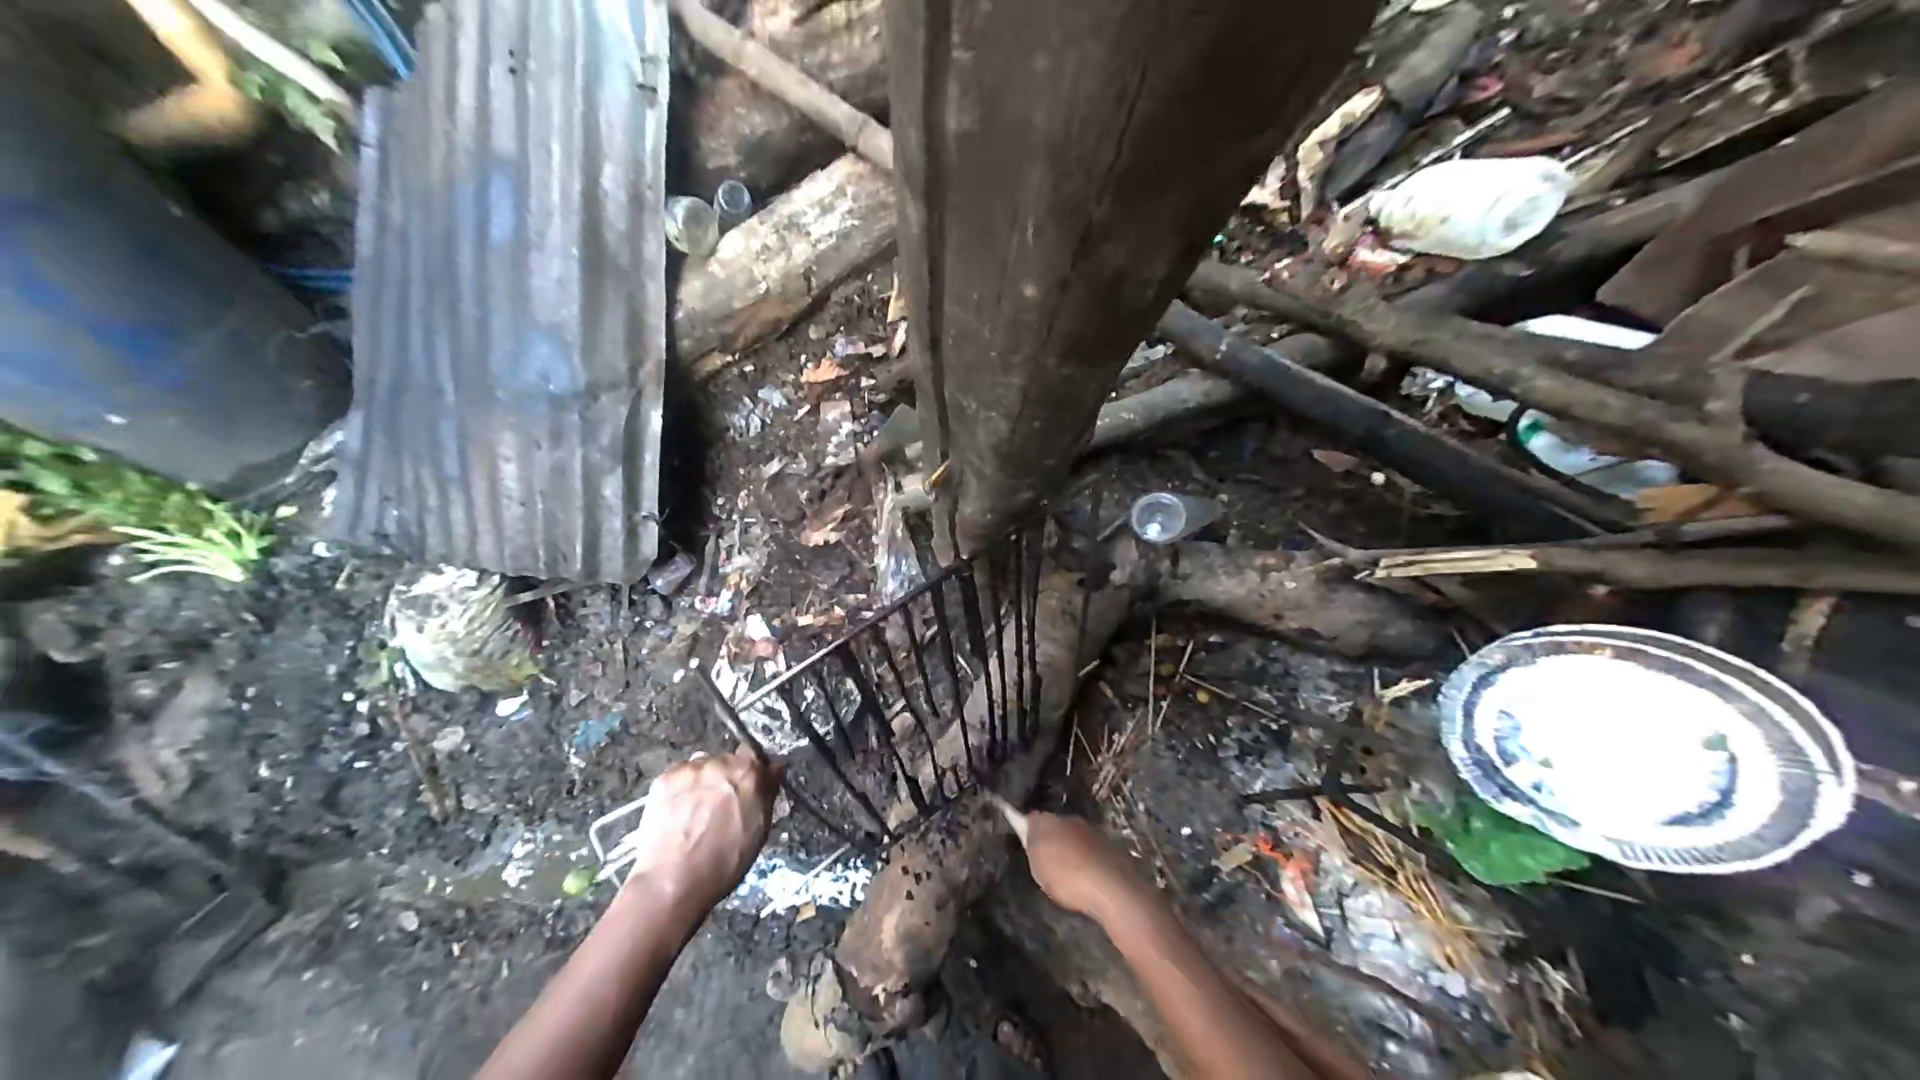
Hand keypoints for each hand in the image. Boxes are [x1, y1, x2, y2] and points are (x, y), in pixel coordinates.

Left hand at [621, 750, 782, 913]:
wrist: (672, 882)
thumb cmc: (725, 863)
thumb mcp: (759, 830)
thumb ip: (767, 794)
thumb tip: (773, 770)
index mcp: (749, 773)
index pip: (754, 755)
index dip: (749, 773)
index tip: (745, 790)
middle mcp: (721, 763)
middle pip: (726, 761)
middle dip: (725, 778)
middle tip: (718, 806)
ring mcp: (690, 769)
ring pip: (701, 766)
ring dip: (702, 781)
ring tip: (694, 811)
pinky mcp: (664, 779)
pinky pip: (678, 776)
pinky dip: (680, 789)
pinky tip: (676, 813)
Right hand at [1021, 811, 1149, 924]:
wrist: (1112, 886)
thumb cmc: (1068, 880)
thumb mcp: (1039, 871)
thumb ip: (1034, 850)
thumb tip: (1032, 836)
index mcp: (1047, 823)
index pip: (1032, 819)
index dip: (1028, 830)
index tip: (1029, 844)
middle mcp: (1069, 819)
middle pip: (1055, 825)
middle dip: (1052, 838)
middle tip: (1050, 860)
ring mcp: (1091, 828)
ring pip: (1075, 835)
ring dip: (1073, 847)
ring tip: (1072, 871)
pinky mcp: (1109, 841)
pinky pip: (1092, 847)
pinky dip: (1089, 856)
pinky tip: (1090, 874)